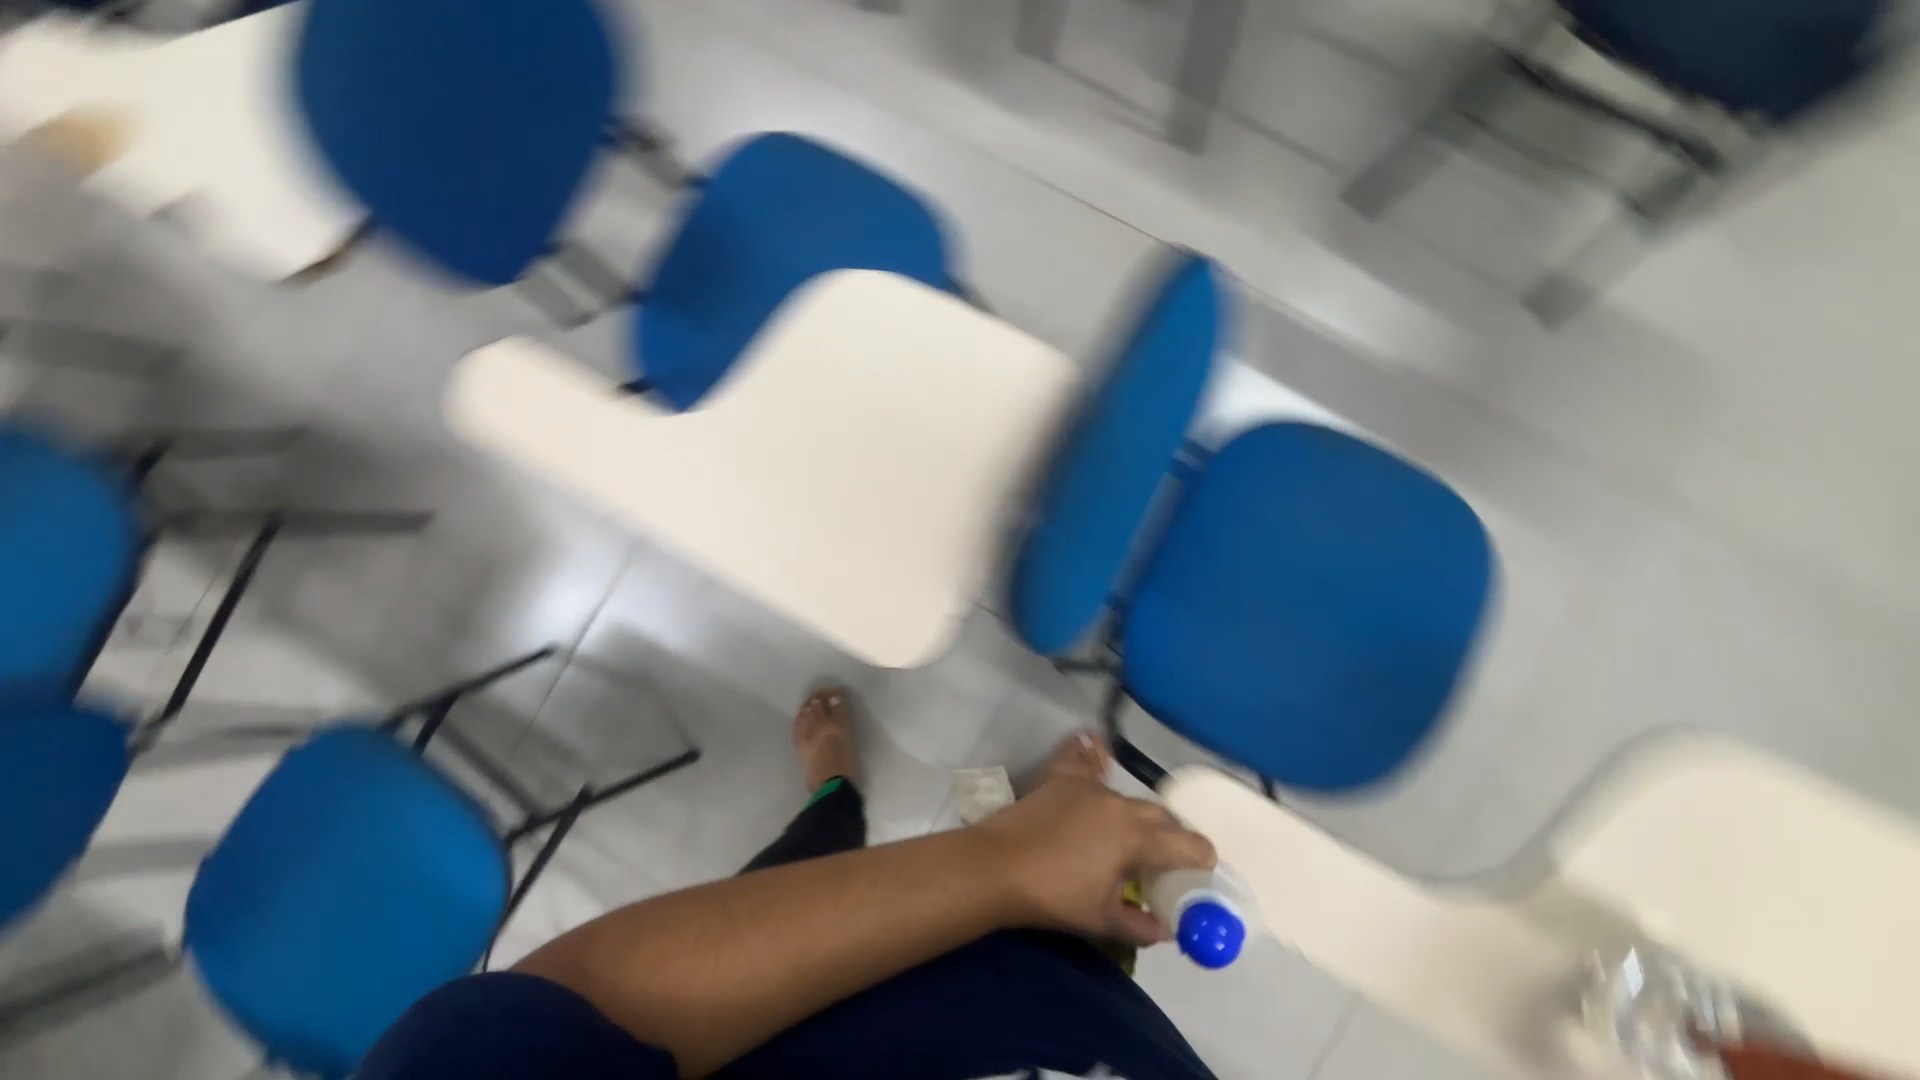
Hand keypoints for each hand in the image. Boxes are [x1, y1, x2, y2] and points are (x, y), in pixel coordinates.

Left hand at [977, 776, 1216, 945]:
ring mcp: (1088, 787)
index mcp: (1135, 838)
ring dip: (1136, 815)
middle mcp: (1119, 804)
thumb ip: (1140, 925)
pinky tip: (1093, 739)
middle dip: (1170, 836)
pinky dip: (1091, 753)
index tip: (1204, 867)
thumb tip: (1166, 930)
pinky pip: (1083, 759)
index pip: (1184, 843)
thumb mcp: (1102, 919)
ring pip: (1126, 797)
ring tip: (1132, 832)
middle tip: (1168, 858)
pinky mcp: (1060, 779)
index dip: (1200, 856)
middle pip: (1158, 817)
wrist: (998, 867)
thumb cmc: (1054, 896)